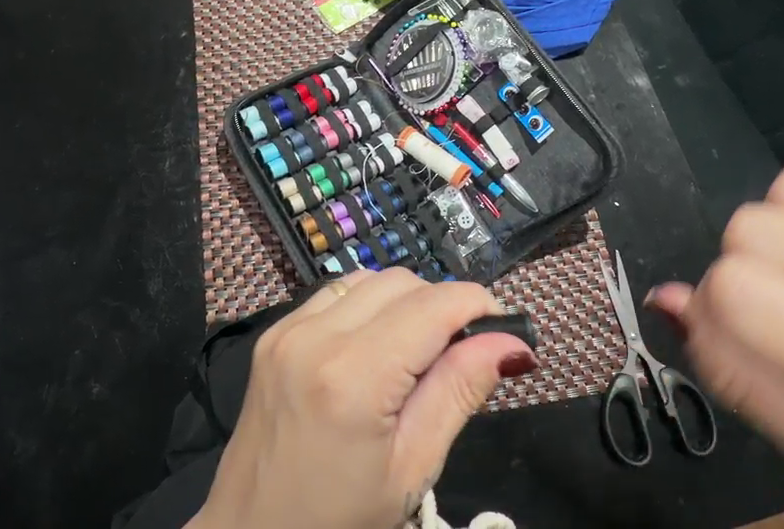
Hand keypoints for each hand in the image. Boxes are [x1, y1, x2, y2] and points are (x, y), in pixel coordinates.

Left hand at [189, 268, 535, 528]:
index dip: (477, 305)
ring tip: (419, 353)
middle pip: (401, 282)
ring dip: (404, 302)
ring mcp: (286, 330)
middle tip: (463, 352)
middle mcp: (315, 336)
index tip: (506, 326)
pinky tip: (376, 349)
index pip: (432, 306)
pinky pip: (334, 295)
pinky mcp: (272, 334)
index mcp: (352, 376)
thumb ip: (459, 393)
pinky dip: (367, 307)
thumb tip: (511, 342)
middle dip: (442, 304)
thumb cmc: (338, 521)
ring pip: (367, 280)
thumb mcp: (411, 470)